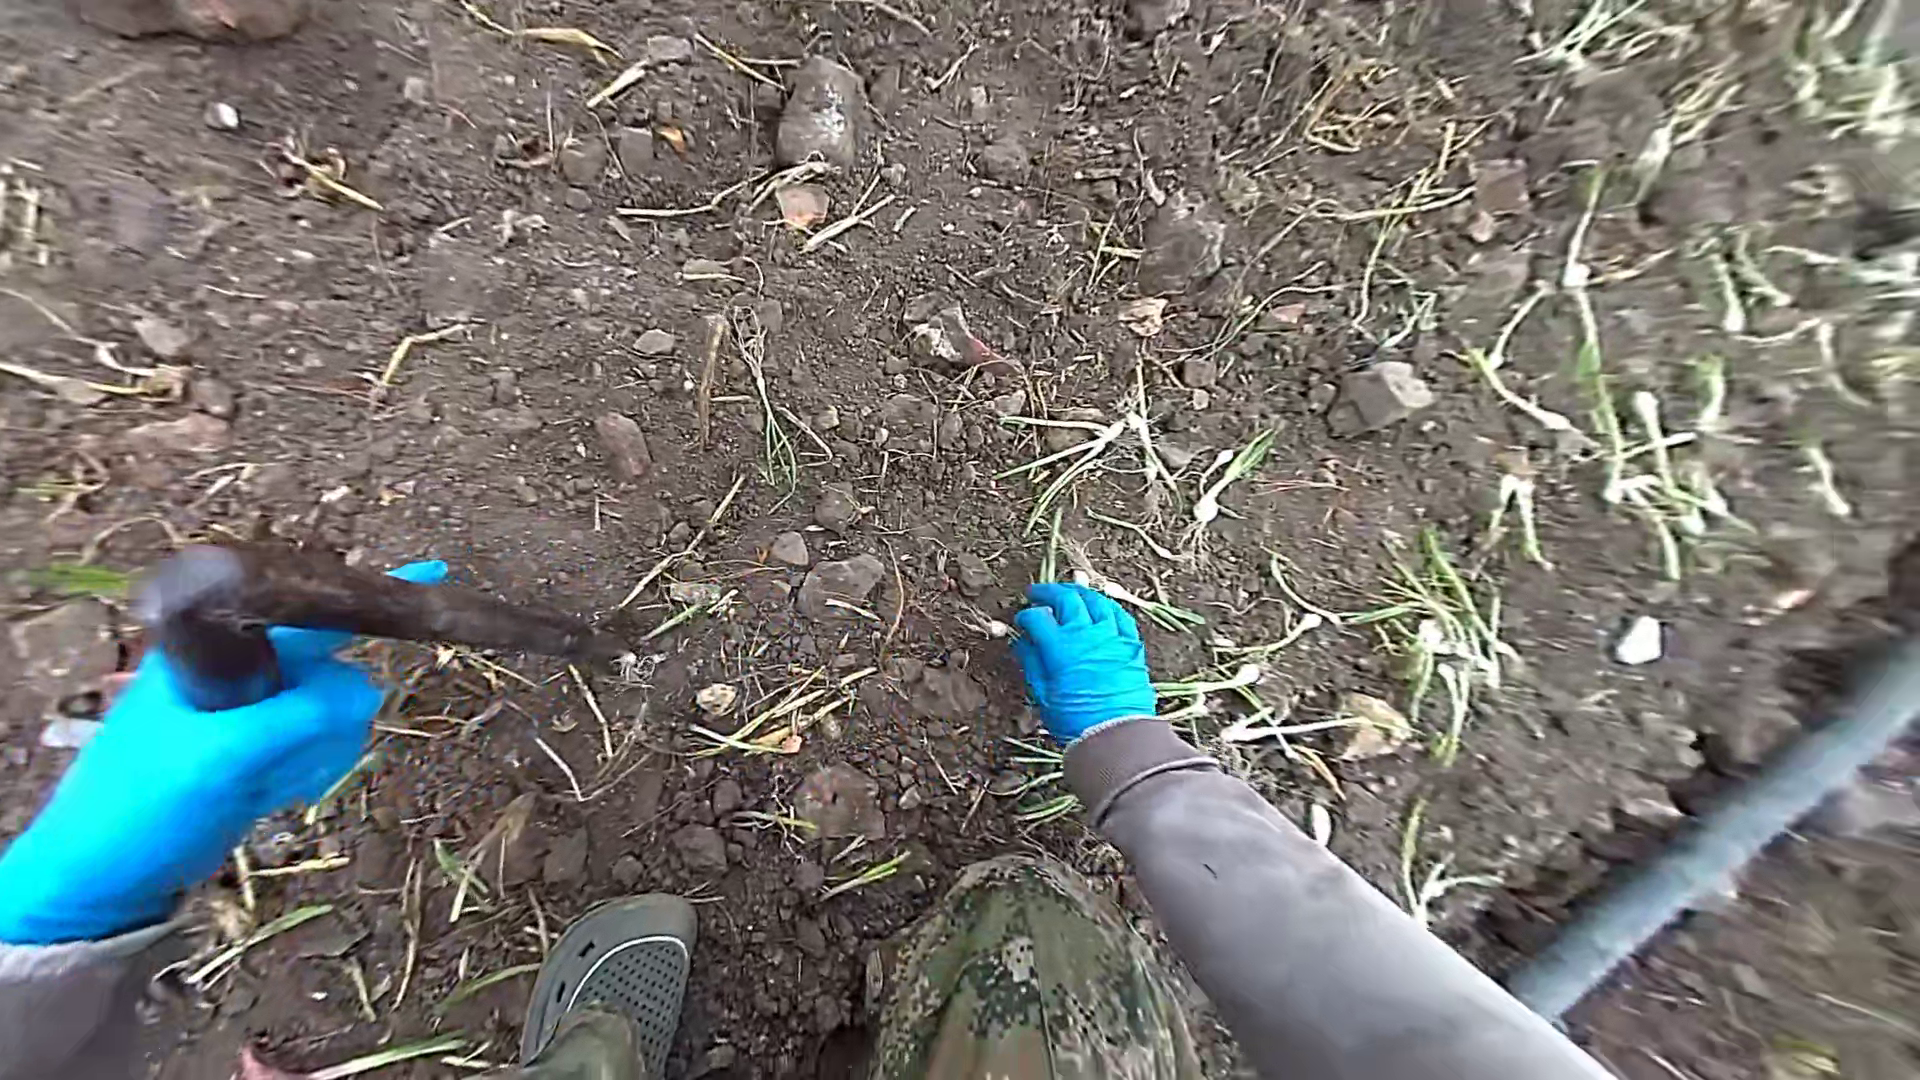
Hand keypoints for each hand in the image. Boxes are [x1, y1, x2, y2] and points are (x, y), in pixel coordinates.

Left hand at [0, 559, 445, 944]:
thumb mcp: (225, 752)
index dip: (370, 597)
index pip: (309, 615)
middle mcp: (250, 676)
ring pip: (346, 710)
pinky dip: (321, 763)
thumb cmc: (145, 804)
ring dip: (323, 748)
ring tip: (272, 778)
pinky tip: (282, 786)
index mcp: (218, 658)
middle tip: (291, 753)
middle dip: (331, 716)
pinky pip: (337, 737)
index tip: (432, 571)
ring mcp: (265, 711)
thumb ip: (306, 710)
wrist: (107, 880)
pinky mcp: (278, 742)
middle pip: (339, 673)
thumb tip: (366, 692)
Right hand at [1011, 583, 1156, 743]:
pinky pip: (1119, 615)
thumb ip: (1032, 662)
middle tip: (1037, 593)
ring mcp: (1111, 636)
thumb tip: (1023, 642)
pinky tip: (1100, 606)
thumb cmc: (1075, 721)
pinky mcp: (1130, 644)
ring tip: (1067, 592)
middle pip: (1066, 598)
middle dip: (1048, 592)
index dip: (1026, 616)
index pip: (1038, 617)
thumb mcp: (1042, 694)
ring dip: (1078, 593)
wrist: (1117, 736)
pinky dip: (1106, 606)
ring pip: (1094, 600)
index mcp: (1060, 646)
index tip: (1022, 620)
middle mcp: (1085, 633)